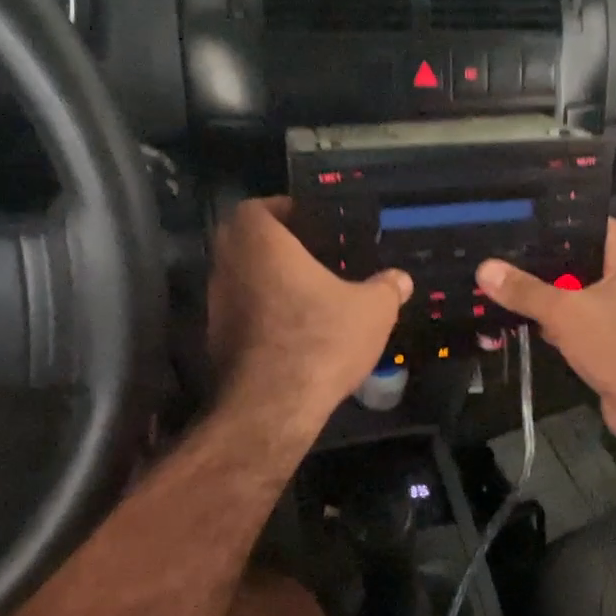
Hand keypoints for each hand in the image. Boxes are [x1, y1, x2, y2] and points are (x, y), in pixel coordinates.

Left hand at [208, 198, 412, 425]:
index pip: (255, 207)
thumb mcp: (371, 310)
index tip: (308, 221)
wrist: (272, 407)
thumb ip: (386, 288)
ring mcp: (216, 305)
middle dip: (274, 245)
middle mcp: (228, 266)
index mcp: (259, 242)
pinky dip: (260, 314)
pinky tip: (292, 330)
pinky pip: (240, 313)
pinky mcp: (215, 341)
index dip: (281, 210)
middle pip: (243, 241)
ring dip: (266, 281)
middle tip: (311, 254)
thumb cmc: (320, 339)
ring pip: (239, 278)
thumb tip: (400, 279)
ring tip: (306, 293)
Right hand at [476, 220, 615, 438]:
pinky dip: (558, 322)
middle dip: (544, 262)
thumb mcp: (566, 313)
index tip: (519, 220)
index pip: (591, 223)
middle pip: (581, 258)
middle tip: (502, 255)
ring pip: (578, 292)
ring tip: (505, 285)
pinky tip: (525, 320)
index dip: (557, 220)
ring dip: (548, 295)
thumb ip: (525, 290)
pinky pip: (581, 320)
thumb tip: (485, 268)